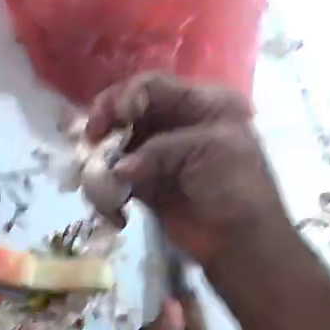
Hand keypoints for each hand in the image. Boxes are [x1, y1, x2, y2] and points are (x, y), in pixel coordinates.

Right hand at [85, 73, 286, 265]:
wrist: (242, 243)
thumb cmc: (237, 187)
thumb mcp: (211, 150)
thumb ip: (162, 149)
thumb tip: (117, 168)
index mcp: (199, 105)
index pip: (152, 86)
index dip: (127, 97)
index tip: (116, 118)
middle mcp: (174, 124)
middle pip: (125, 111)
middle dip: (103, 125)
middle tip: (87, 142)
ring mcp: (155, 155)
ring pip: (113, 145)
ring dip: (99, 162)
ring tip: (92, 181)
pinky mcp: (142, 185)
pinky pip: (113, 179)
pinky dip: (105, 192)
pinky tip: (115, 211)